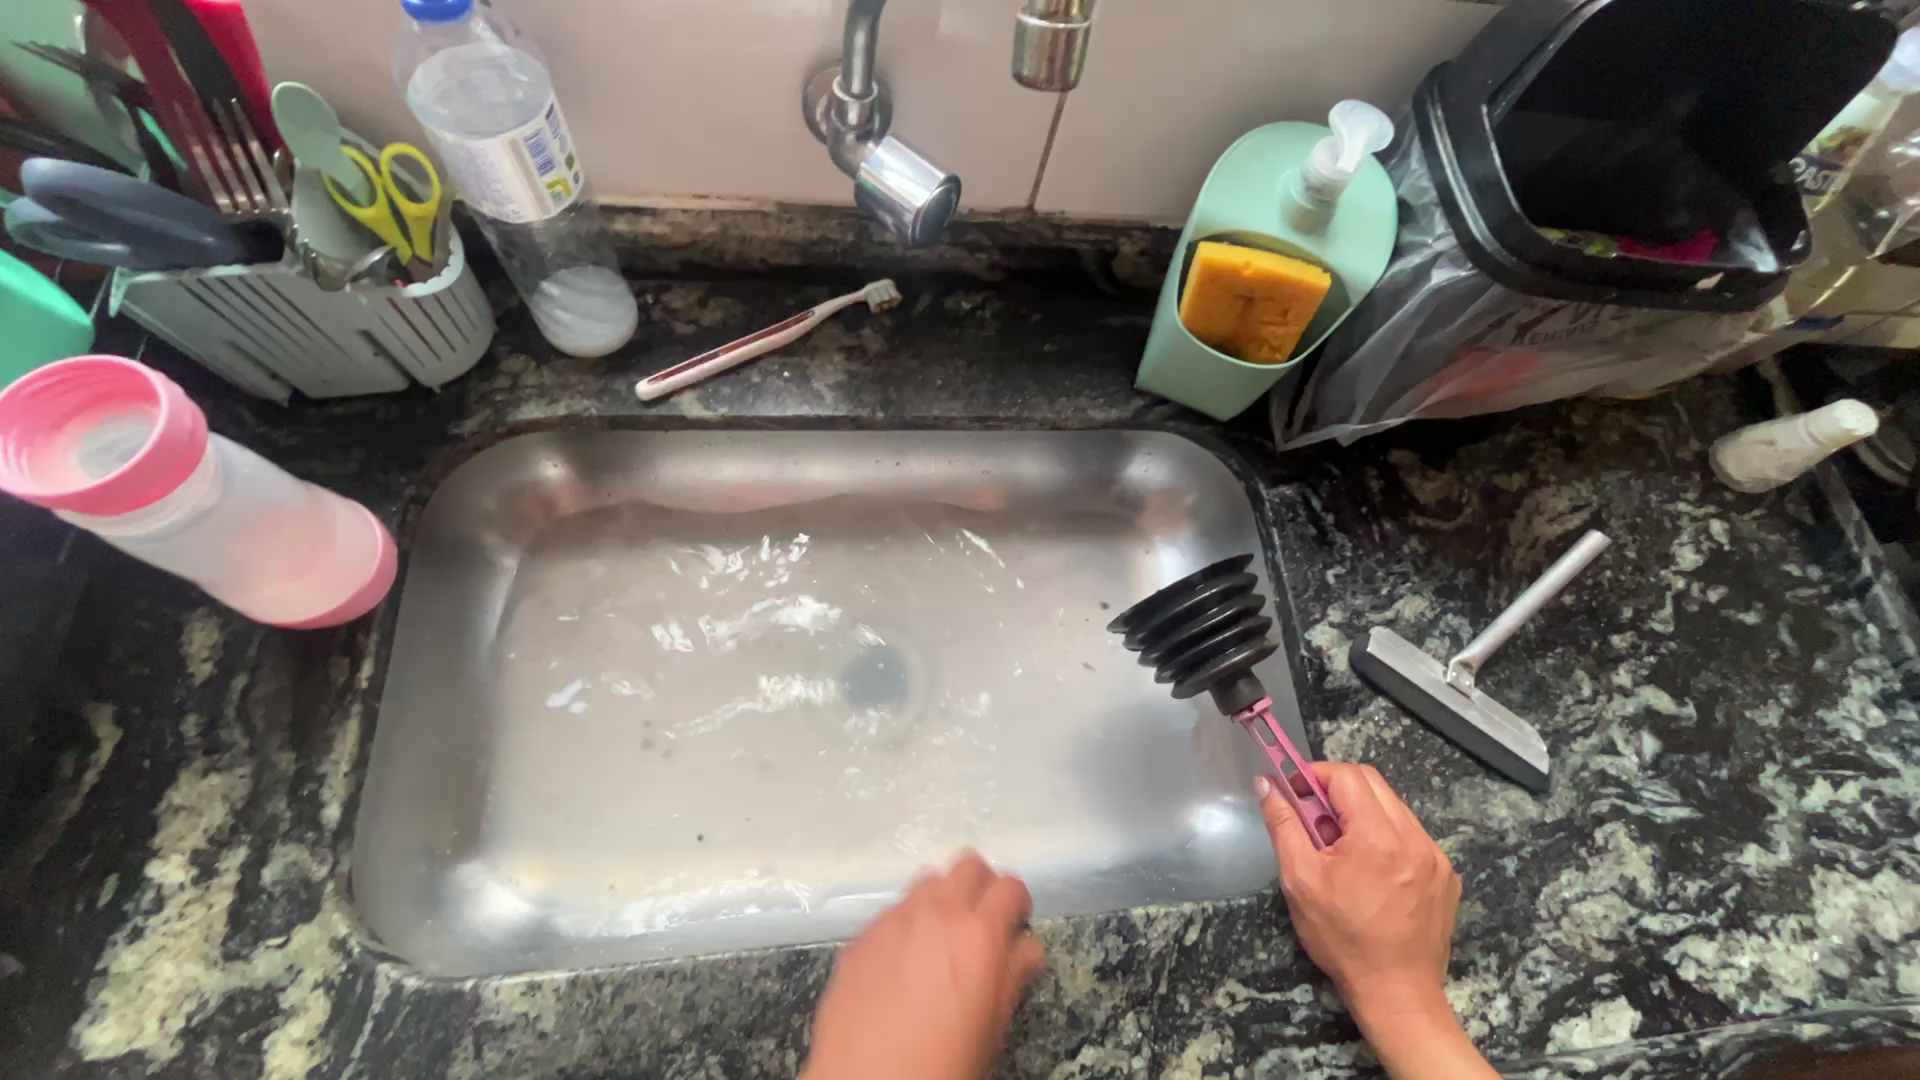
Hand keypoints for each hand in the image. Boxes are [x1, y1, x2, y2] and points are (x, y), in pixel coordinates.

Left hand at [801, 851, 1045, 1079]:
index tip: (1016, 923)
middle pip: (968, 864)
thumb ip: (1014, 975)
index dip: (1018, 903)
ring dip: (942, 898)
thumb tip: (1025, 947)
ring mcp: (893, 919)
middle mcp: (936, 912)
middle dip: (982, 886)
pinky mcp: (861, 935)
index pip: (1010, 885)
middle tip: (982, 922)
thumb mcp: (993, 1026)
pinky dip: (907, 923)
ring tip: (941, 939)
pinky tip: (903, 963)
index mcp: (978, 933)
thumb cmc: (944, 1065)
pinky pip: (892, 911)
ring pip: (927, 880)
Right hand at [1257, 764, 1494, 1079]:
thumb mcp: (1300, 878)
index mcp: (1378, 837)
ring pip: (1391, 806)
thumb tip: (1267, 783)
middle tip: (1310, 816)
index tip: (1292, 792)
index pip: (1346, 776)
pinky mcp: (1445, 874)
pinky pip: (1409, 833)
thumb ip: (1283, 823)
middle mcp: (1415, 838)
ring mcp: (1435, 856)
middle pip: (1371, 783)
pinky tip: (1367, 866)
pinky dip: (1382, 834)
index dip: (1313, 775)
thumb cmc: (1342, 937)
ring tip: (1337, 846)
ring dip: (1359, 811)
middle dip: (1334, 788)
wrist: (1398, 994)